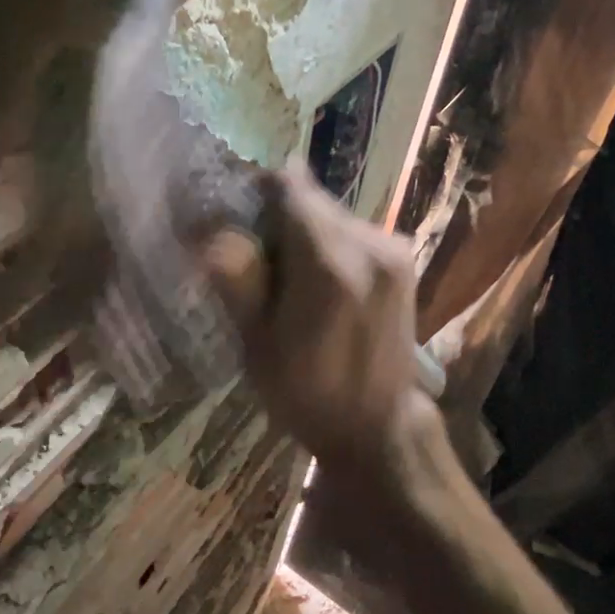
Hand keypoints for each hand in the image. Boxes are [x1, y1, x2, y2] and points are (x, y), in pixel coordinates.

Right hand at [203, 167, 431, 472]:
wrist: (377, 426)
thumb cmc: (305, 392)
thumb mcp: (257, 344)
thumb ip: (238, 279)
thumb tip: (209, 229)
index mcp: (328, 265)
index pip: (289, 187)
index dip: (257, 191)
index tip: (237, 215)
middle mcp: (368, 245)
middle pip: (313, 200)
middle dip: (281, 216)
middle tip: (258, 256)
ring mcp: (393, 249)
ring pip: (334, 214)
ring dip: (308, 231)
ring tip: (292, 277)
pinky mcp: (405, 259)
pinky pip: (356, 232)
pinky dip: (334, 245)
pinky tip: (324, 284)